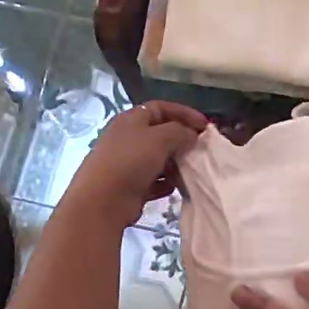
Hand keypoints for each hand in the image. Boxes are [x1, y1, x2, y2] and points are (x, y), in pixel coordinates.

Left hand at [62, 101, 208, 227]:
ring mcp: (129, 163)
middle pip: (161, 134)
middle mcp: (129, 138)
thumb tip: (192, 135)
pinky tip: (175, 187)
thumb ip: (180, 132)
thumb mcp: (159, 138)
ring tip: (192, 170)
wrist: (103, 200)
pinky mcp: (132, 185)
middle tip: (201, 149)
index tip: (205, 126)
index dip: (184, 113)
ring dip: (176, 164)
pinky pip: (155, 180)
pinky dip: (166, 183)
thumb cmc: (131, 161)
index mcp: (132, 120)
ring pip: (159, 159)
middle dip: (182, 140)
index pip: (161, 108)